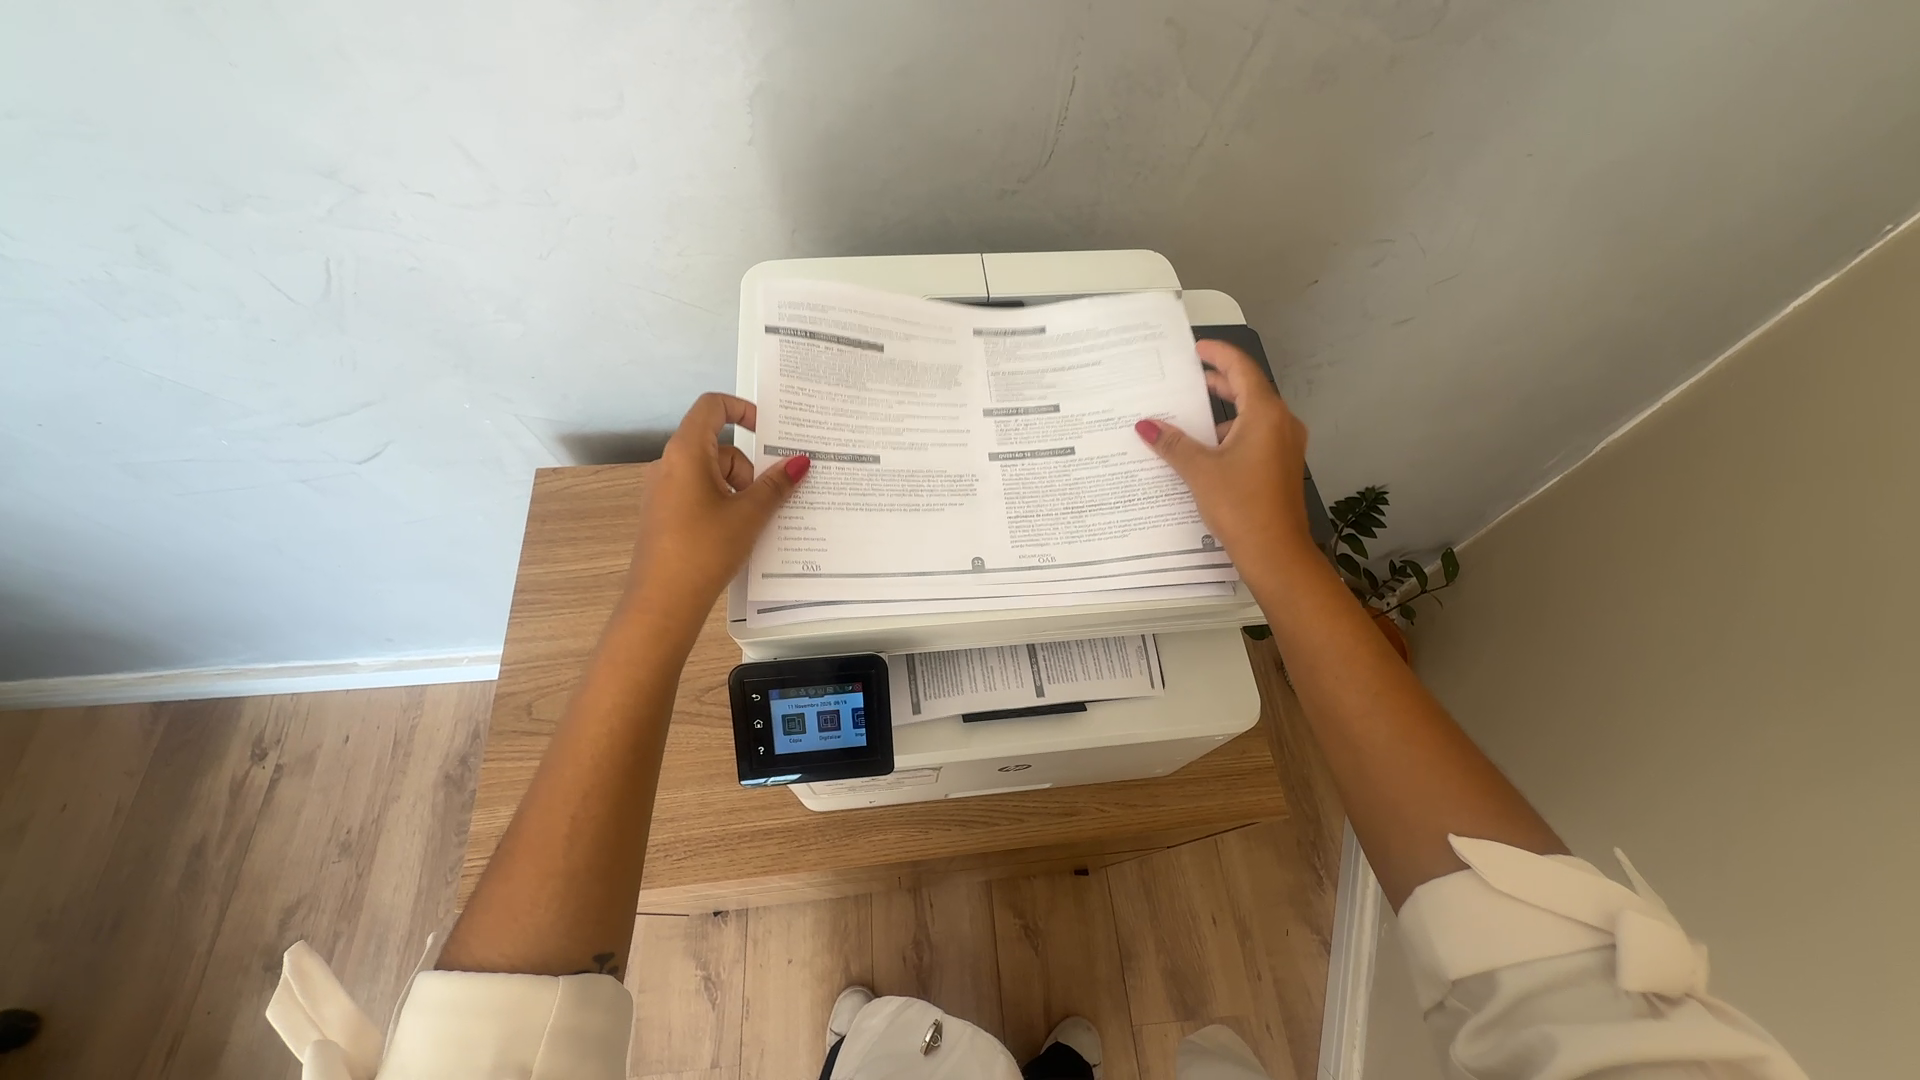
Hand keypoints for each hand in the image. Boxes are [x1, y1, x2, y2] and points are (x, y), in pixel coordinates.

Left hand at [627, 392, 808, 620]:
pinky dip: (722, 504)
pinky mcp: (663, 513)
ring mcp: (663, 490)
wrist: (662, 600)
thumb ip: (777, 483)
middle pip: (718, 446)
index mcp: (686, 452)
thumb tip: (801, 461)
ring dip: (737, 489)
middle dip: (748, 467)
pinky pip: (699, 494)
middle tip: (768, 498)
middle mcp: (669, 463)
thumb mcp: (750, 514)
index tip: (769, 431)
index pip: (712, 406)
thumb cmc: (705, 548)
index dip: (743, 409)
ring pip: (711, 473)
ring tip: (753, 523)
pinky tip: (736, 534)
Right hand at [1135, 340, 1314, 585]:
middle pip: (1249, 391)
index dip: (1218, 354)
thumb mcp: (1200, 471)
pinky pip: (1255, 438)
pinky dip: (1230, 436)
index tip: (1197, 348)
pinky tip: (1204, 452)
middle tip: (1188, 379)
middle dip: (1219, 383)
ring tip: (1187, 420)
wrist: (1275, 552)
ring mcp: (1285, 446)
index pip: (1242, 369)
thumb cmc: (1240, 505)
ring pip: (1252, 417)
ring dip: (1222, 415)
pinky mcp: (1281, 467)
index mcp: (1266, 414)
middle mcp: (1281, 424)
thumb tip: (1145, 425)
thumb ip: (1173, 443)